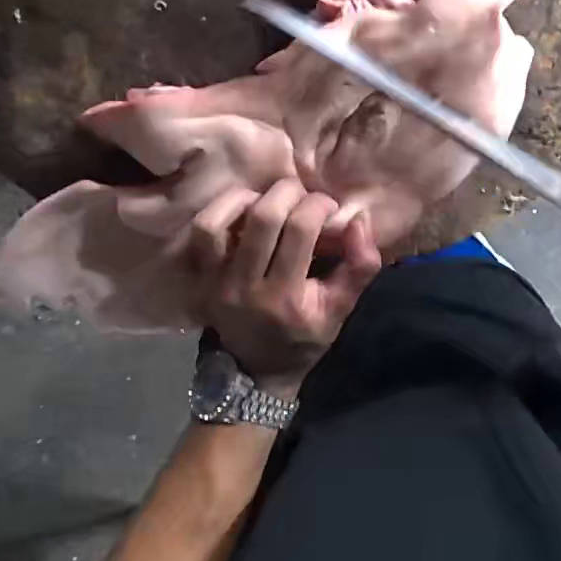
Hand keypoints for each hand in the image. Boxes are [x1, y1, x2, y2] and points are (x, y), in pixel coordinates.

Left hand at [188, 178, 382, 397]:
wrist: (256, 369)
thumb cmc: (303, 337)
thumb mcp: (340, 309)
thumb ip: (360, 266)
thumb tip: (358, 219)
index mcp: (287, 297)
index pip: (300, 229)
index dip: (318, 205)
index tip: (329, 206)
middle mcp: (247, 287)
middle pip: (263, 217)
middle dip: (288, 192)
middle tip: (302, 194)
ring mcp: (217, 280)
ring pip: (221, 221)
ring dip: (248, 197)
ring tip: (269, 198)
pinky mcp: (200, 276)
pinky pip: (202, 232)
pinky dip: (221, 210)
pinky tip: (243, 208)